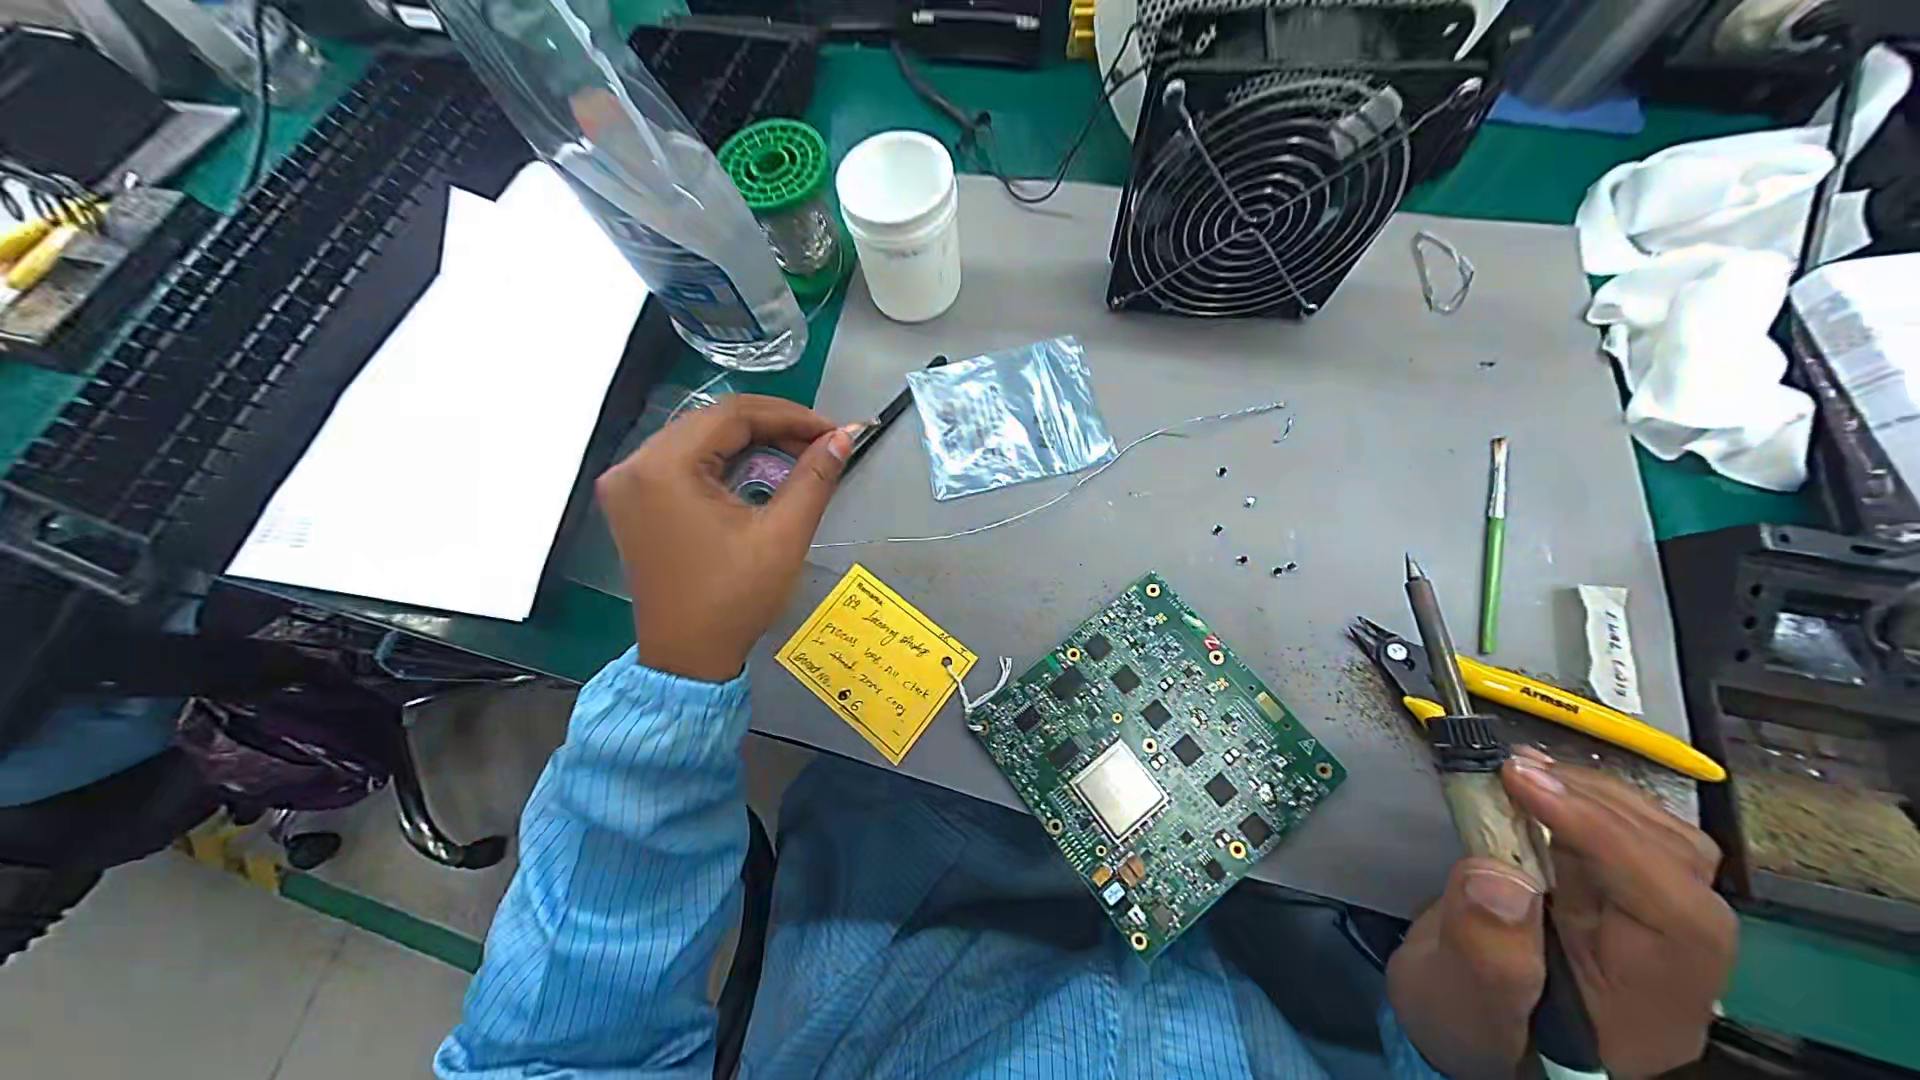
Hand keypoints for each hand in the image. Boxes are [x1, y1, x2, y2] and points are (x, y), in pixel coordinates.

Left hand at [595, 394, 856, 680]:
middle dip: (772, 427)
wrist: (688, 658)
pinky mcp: (634, 502)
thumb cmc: (733, 600)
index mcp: (663, 468)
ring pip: (699, 439)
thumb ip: (814, 478)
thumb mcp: (782, 535)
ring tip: (797, 456)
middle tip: (819, 444)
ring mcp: (629, 485)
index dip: (790, 416)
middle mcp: (635, 466)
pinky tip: (759, 471)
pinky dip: (725, 461)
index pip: (732, 414)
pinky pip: (685, 462)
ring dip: (750, 442)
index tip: (831, 431)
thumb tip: (843, 437)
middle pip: (712, 421)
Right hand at [1387, 750, 1737, 1078]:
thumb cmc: (1464, 1020)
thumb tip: (1498, 874)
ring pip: (1658, 841)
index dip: (1608, 837)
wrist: (1457, 1020)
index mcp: (1653, 1000)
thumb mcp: (1462, 998)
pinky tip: (1525, 785)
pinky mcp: (1600, 887)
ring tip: (1515, 771)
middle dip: (1598, 807)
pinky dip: (1573, 797)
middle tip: (1510, 771)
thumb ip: (1486, 950)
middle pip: (1681, 867)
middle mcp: (1667, 956)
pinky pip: (1615, 833)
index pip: (1674, 909)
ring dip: (1589, 795)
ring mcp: (1637, 917)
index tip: (1523, 783)